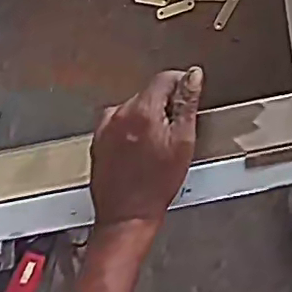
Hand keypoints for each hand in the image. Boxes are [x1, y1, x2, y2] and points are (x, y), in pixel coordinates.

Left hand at [90, 67, 203, 226]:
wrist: (127, 216)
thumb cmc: (157, 183)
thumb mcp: (183, 140)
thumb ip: (188, 103)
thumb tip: (193, 75)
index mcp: (143, 110)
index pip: (164, 78)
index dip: (181, 84)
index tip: (187, 98)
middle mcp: (120, 114)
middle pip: (149, 92)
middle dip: (164, 103)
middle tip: (174, 130)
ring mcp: (106, 127)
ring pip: (134, 105)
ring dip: (147, 115)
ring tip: (156, 142)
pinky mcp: (98, 140)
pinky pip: (118, 121)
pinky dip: (130, 127)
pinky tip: (139, 147)